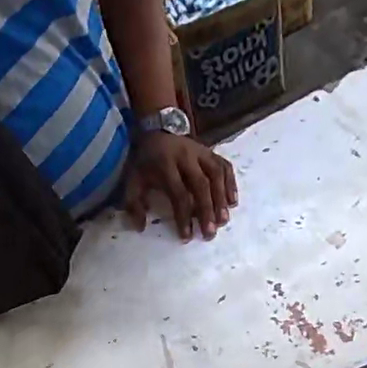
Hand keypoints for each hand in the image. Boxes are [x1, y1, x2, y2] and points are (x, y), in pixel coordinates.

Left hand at [123, 131, 237, 241]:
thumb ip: (133, 203)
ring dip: (221, 199)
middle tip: (210, 233)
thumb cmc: (146, 162)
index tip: (187, 236)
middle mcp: (186, 156)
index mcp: (165, 164)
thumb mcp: (133, 180)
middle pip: (201, 185)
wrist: (156, 131)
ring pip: (216, 175)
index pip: (178, 193)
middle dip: (207, 210)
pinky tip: (233, 201)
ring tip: (223, 220)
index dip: (184, 216)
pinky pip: (224, 166)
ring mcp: (201, 152)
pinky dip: (230, 183)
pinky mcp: (211, 151)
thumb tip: (140, 226)